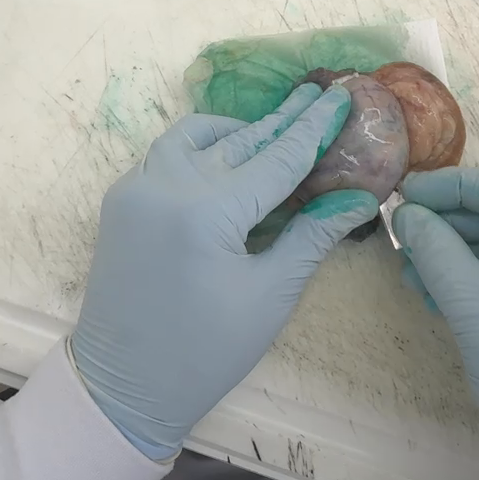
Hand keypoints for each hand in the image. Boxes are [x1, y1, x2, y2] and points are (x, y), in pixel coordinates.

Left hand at [71, 83, 379, 459]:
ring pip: (194, 136)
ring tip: (272, 133)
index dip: (313, 127)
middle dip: (281, 119)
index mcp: (207, 211)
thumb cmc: (204, 353)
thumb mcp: (269, 297)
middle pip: (238, 140)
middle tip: (314, 94)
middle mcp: (166, 183)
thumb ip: (310, 237)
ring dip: (236, 130)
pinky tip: (224, 158)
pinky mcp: (121, 196)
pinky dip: (199, 147)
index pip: (277, 158)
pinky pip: (165, 153)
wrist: (121, 384)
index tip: (341, 94)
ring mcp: (136, 186)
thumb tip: (357, 197)